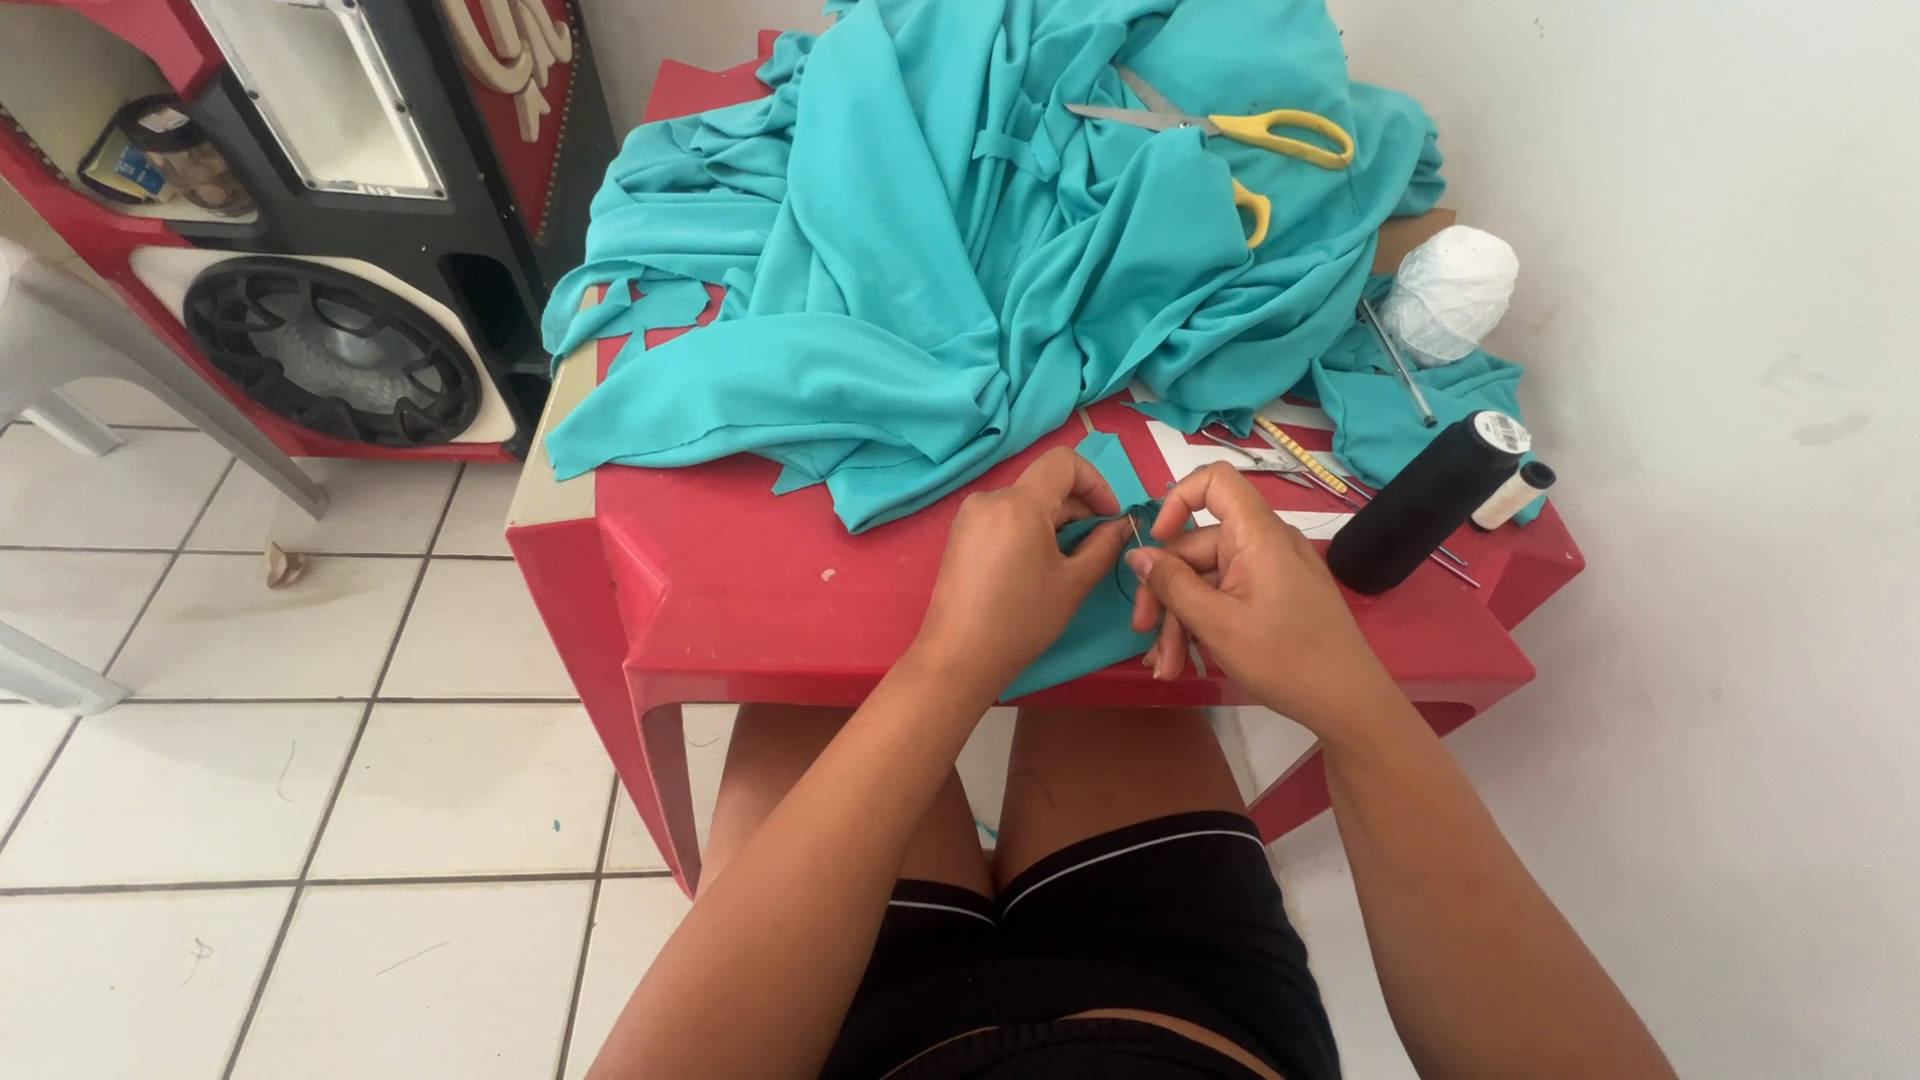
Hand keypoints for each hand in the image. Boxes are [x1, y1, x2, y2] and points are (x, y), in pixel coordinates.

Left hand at [913, 447, 1133, 690]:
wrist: (959, 657)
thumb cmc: (1021, 621)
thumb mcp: (1073, 583)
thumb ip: (1104, 545)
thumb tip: (1122, 524)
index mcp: (1018, 504)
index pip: (1064, 462)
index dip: (1096, 482)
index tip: (1110, 516)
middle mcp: (989, 499)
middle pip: (1044, 484)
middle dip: (1077, 508)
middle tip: (1096, 546)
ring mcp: (969, 516)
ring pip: (1025, 502)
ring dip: (1053, 521)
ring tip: (1064, 562)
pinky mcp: (960, 535)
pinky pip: (1004, 517)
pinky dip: (1028, 529)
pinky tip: (1034, 567)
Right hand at [1124, 462, 1400, 736]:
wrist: (1349, 704)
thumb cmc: (1284, 658)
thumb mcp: (1215, 623)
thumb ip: (1171, 584)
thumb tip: (1137, 555)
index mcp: (1257, 535)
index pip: (1214, 482)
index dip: (1176, 501)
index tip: (1156, 544)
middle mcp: (1264, 543)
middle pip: (1197, 547)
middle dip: (1165, 592)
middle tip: (1143, 632)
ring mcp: (1270, 571)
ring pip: (1205, 580)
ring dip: (1179, 620)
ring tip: (1164, 666)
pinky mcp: (1273, 597)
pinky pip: (1225, 596)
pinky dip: (1201, 624)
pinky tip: (1182, 661)